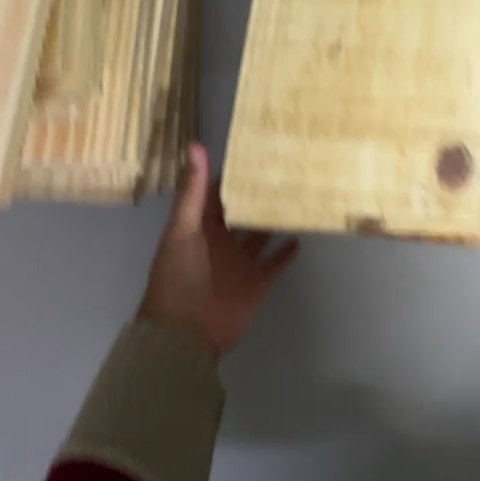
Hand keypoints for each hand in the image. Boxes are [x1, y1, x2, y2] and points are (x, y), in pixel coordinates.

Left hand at [138, 142, 298, 359]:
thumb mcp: (183, 229)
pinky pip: (274, 264)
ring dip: (274, 219)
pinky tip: (300, 236)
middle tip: (285, 168)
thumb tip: (195, 145)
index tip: (254, 151)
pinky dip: (286, 252)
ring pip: (260, 235)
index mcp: (199, 226)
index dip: (231, 174)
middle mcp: (221, 240)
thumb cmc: (178, 277)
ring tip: (297, 196)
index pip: (216, 193)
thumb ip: (192, 190)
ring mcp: (239, 262)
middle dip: (257, 193)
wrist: (185, 335)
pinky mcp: (256, 283)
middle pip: (242, 211)